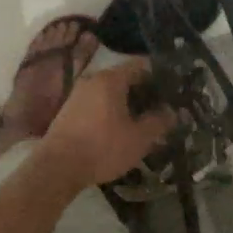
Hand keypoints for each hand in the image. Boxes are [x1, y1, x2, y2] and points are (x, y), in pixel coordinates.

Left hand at [39, 60, 176, 187]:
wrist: (57, 167)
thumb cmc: (102, 148)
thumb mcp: (139, 138)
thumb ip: (160, 122)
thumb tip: (174, 112)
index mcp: (111, 79)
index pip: (142, 66)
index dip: (160, 76)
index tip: (174, 91)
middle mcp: (93, 79)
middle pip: (125, 79)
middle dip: (145, 93)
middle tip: (162, 110)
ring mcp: (78, 94)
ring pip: (110, 93)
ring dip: (128, 104)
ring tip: (144, 122)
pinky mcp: (69, 110)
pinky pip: (97, 103)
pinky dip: (111, 111)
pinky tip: (120, 129)